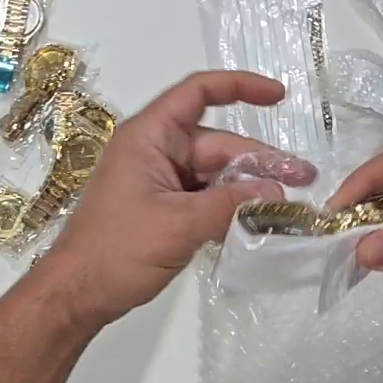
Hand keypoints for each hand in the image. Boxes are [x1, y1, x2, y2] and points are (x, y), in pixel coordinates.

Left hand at [35, 71, 313, 330]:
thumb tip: (277, 192)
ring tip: (289, 206)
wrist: (77, 296)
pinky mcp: (165, 208)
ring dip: (250, 188)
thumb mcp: (179, 225)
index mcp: (150, 137)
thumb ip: (230, 205)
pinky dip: (232, 208)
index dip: (240, 87)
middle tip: (306, 179)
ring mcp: (161, 181)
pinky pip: (207, 198)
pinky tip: (260, 224)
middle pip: (218, 143)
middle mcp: (157, 151)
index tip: (280, 96)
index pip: (198, 92)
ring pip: (217, 174)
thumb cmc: (116, 251)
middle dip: (260, 160)